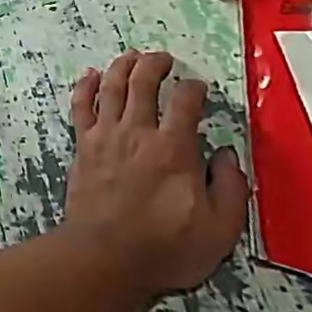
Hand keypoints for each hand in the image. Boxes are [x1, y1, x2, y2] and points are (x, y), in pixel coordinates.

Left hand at [59, 50, 248, 310]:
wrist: (105, 255)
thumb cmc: (166, 246)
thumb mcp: (219, 228)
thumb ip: (230, 187)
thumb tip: (228, 154)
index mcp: (173, 148)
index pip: (185, 102)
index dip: (194, 88)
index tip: (199, 87)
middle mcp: (137, 131)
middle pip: (143, 82)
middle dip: (154, 64)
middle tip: (163, 58)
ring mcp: (105, 135)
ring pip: (111, 86)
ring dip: (122, 66)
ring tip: (132, 56)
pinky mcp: (83, 144)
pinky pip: (81, 105)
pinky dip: (85, 86)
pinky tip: (89, 75)